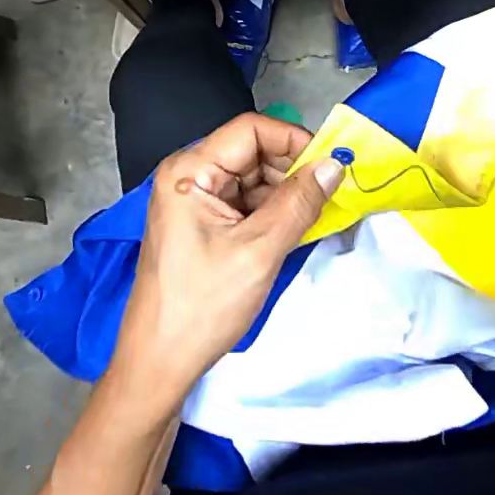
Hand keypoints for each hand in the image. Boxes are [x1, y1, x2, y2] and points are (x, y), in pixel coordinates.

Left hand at [119, 113, 345, 385]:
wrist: (159, 365)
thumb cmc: (201, 307)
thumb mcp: (259, 251)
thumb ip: (300, 203)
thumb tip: (335, 166)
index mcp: (190, 172)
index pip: (252, 130)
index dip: (294, 140)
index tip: (328, 165)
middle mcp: (190, 176)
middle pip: (255, 150)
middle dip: (294, 169)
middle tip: (327, 193)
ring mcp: (197, 199)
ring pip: (256, 175)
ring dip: (288, 191)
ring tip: (314, 214)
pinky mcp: (206, 221)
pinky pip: (249, 200)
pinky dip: (276, 209)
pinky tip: (296, 227)